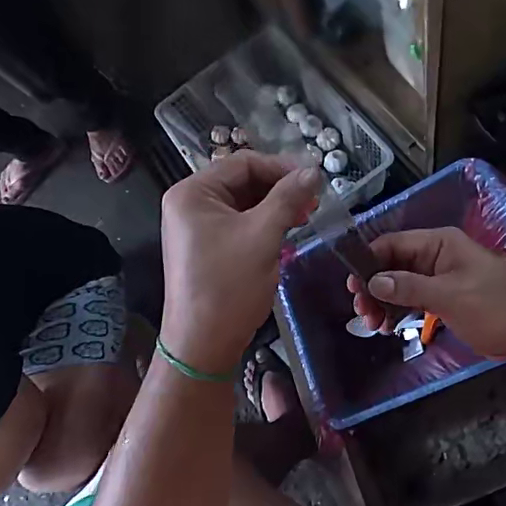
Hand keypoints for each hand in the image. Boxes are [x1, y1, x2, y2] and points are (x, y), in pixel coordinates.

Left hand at [159, 152, 321, 374]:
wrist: (203, 343)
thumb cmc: (229, 285)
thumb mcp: (263, 236)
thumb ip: (288, 198)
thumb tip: (314, 171)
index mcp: (193, 192)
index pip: (243, 162)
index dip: (282, 167)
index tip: (316, 180)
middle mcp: (190, 203)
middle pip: (243, 181)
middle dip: (280, 188)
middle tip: (314, 201)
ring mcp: (196, 226)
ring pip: (244, 203)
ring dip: (275, 206)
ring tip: (306, 216)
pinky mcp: (207, 247)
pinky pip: (239, 224)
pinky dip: (264, 224)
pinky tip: (287, 231)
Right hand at [346, 227, 505, 358]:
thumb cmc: (496, 307)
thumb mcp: (450, 296)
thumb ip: (409, 287)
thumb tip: (372, 282)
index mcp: (440, 243)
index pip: (392, 244)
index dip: (368, 263)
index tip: (353, 288)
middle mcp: (437, 255)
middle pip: (392, 265)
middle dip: (373, 287)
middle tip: (362, 315)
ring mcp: (440, 277)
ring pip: (399, 284)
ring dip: (383, 302)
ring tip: (374, 325)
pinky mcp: (445, 298)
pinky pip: (412, 299)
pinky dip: (398, 311)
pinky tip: (388, 327)